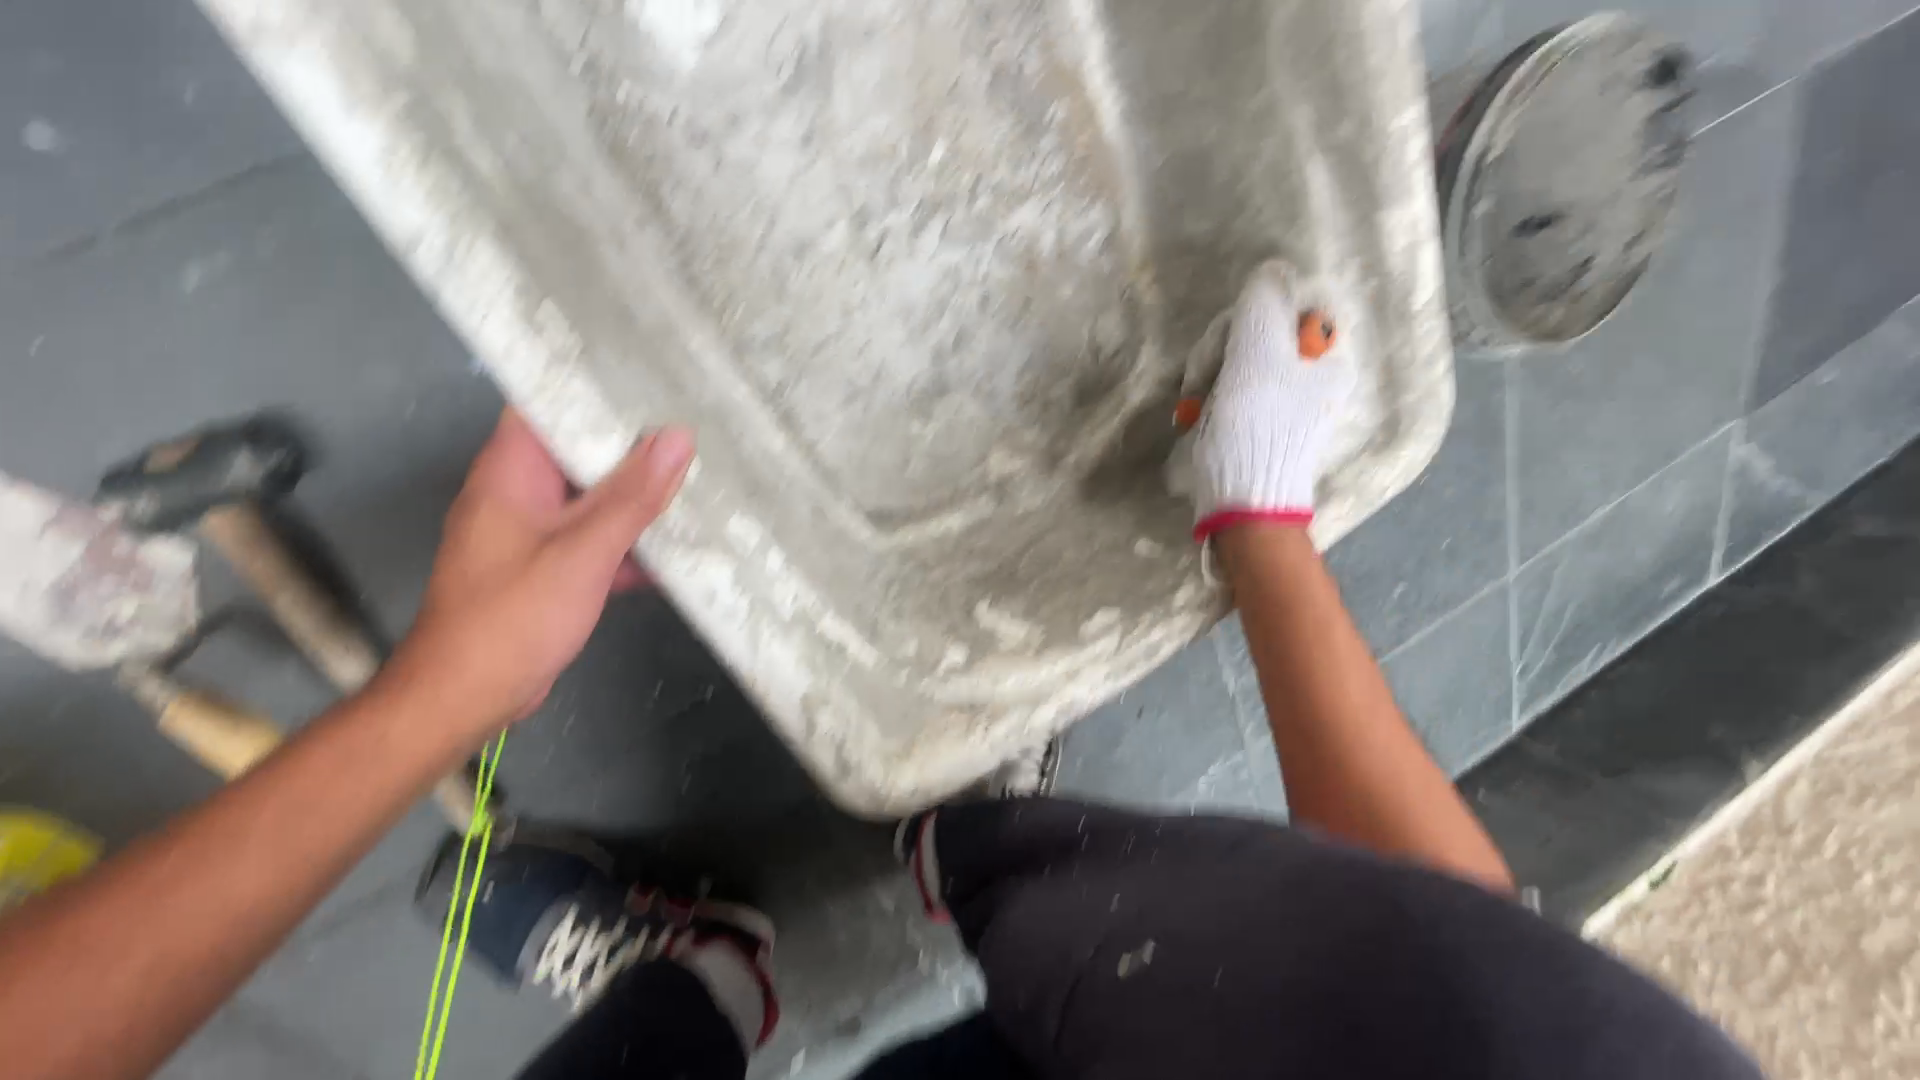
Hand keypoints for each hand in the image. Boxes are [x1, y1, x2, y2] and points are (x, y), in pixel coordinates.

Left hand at [381, 409, 694, 739]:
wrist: (465, 697)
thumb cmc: (514, 616)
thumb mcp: (582, 551)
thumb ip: (633, 496)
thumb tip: (679, 438)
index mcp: (511, 471)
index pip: (549, 404)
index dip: (598, 387)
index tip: (655, 381)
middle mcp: (519, 493)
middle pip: (580, 453)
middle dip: (635, 447)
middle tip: (695, 431)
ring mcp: (533, 534)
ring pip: (593, 501)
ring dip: (638, 500)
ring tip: (699, 483)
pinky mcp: (547, 570)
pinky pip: (594, 542)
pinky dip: (629, 546)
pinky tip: (676, 556)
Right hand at [1191, 260, 1354, 541]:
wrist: (1239, 502)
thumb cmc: (1253, 428)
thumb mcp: (1256, 357)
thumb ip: (1262, 306)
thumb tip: (1273, 268)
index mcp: (1327, 357)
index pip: (1285, 304)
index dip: (1249, 316)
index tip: (1230, 343)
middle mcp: (1311, 373)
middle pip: (1256, 330)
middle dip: (1220, 350)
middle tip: (1203, 380)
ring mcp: (1283, 397)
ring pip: (1236, 357)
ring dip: (1207, 374)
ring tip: (1196, 404)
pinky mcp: (1256, 418)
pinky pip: (1229, 386)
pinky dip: (1209, 395)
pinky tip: (1198, 414)